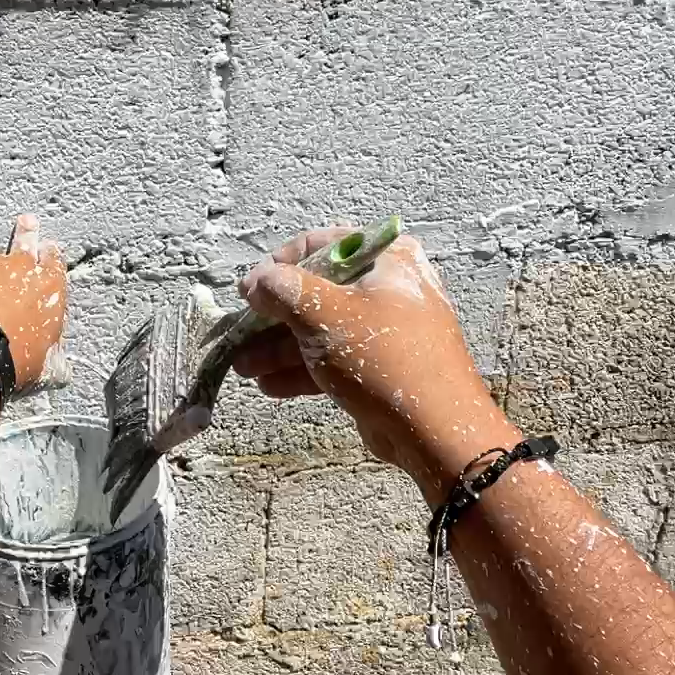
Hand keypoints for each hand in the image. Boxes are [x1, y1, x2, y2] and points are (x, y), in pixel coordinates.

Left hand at [0, 215, 65, 389]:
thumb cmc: (16, 360)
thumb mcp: (45, 367)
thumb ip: (55, 362)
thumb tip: (64, 374)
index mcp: (48, 287)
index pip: (55, 261)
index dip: (52, 254)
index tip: (50, 248)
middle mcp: (20, 267)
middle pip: (25, 238)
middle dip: (26, 229)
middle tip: (26, 220)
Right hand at [231, 229, 517, 499]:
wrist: (435, 430)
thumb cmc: (382, 358)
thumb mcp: (323, 314)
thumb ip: (280, 289)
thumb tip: (253, 282)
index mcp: (385, 259)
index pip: (320, 244)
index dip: (278, 265)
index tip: (249, 290)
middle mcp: (387, 287)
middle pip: (315, 292)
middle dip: (271, 318)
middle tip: (239, 335)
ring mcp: (384, 329)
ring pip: (318, 330)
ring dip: (278, 348)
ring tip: (244, 368)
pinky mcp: (379, 367)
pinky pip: (331, 359)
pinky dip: (300, 369)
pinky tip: (269, 385)